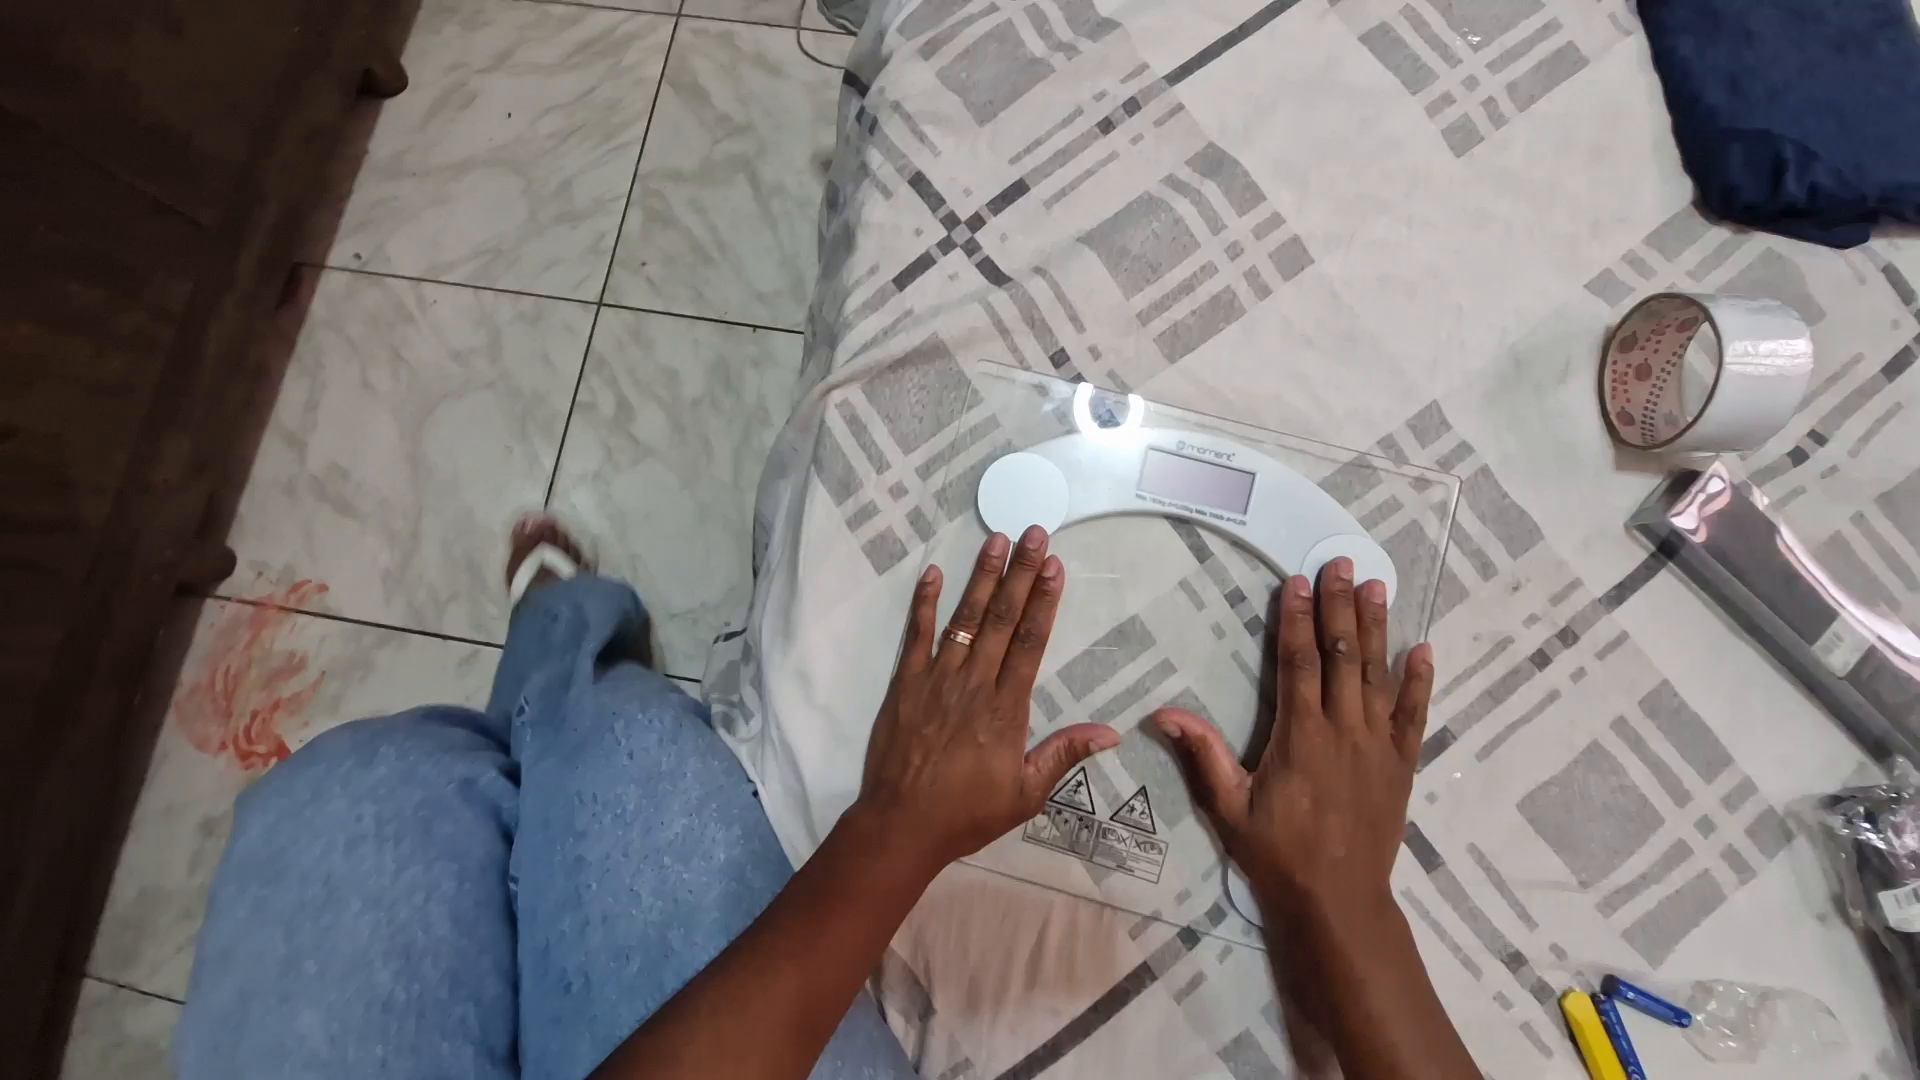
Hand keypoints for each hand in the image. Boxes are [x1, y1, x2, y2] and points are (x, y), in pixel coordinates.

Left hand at [854, 527, 1120, 875]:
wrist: (901, 824)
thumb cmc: (967, 812)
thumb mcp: (1025, 793)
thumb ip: (1064, 754)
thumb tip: (1113, 732)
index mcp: (1006, 706)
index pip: (1030, 641)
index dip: (1044, 600)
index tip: (1055, 565)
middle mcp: (974, 682)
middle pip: (1002, 618)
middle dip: (1021, 573)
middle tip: (1034, 533)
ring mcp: (936, 678)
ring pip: (964, 618)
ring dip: (981, 577)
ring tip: (996, 540)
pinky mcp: (904, 682)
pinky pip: (916, 635)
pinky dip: (924, 603)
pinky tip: (933, 572)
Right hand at [1153, 557, 1434, 922]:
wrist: (1339, 901)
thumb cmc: (1277, 852)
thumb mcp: (1228, 807)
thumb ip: (1202, 756)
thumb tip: (1164, 714)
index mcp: (1302, 737)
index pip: (1300, 664)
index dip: (1298, 620)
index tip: (1297, 582)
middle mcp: (1345, 731)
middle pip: (1344, 657)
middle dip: (1340, 607)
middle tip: (1340, 564)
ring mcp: (1379, 747)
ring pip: (1379, 676)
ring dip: (1377, 628)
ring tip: (1376, 585)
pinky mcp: (1401, 765)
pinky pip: (1415, 716)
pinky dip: (1419, 682)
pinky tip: (1424, 650)